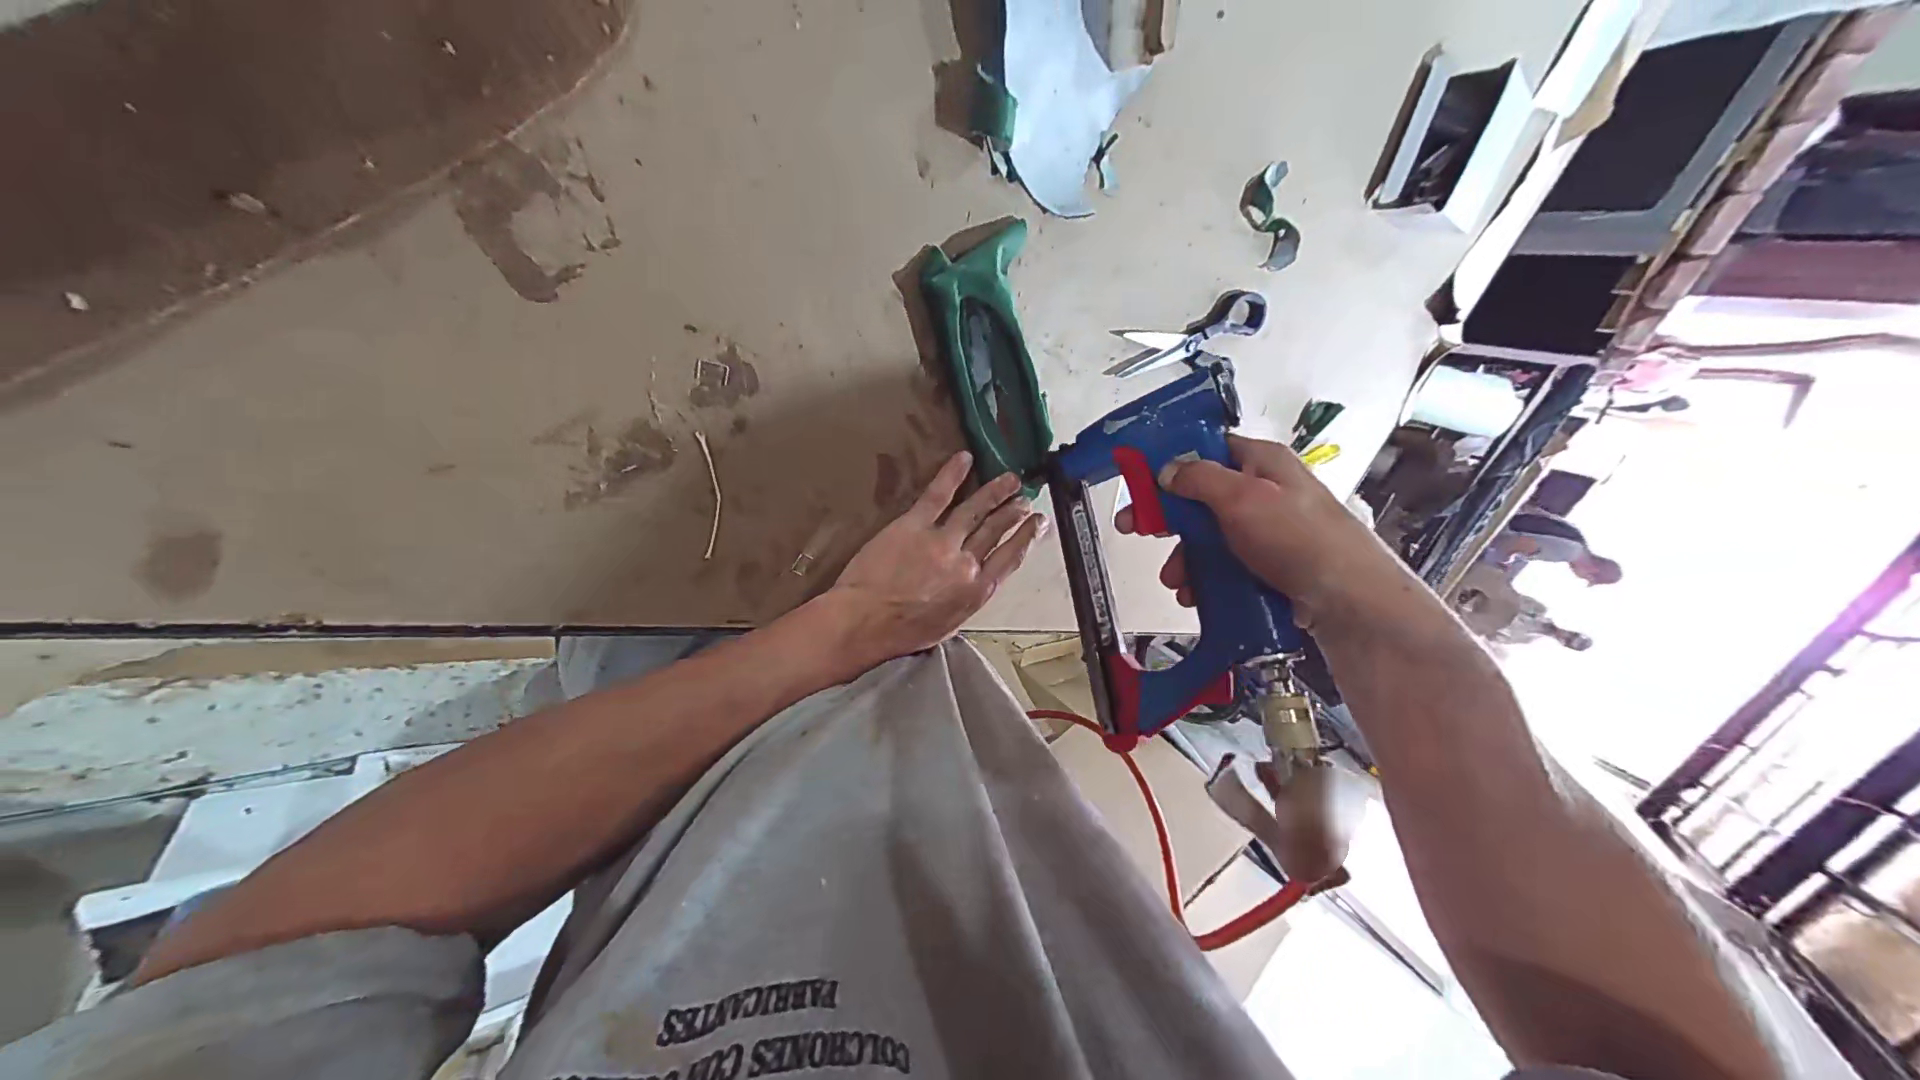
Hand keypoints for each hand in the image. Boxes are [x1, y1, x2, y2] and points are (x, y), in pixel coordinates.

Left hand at [824, 452, 1046, 668]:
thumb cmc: (900, 632)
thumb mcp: (946, 625)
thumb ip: (965, 600)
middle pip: (996, 530)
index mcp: (976, 591)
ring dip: (995, 492)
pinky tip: (966, 458)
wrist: (865, 622)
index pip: (1011, 557)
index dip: (1027, 537)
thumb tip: (971, 586)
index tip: (1038, 523)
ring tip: (1010, 479)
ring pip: (976, 510)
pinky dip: (953, 474)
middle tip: (1024, 498)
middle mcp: (966, 563)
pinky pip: (938, 494)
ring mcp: (942, 541)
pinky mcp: (914, 525)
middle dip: (1013, 512)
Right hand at [1115, 435, 1414, 631]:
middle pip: (1199, 497)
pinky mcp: (1266, 564)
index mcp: (1261, 463)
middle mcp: (1262, 492)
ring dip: (1184, 557)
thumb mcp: (1243, 498)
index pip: (1205, 450)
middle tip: (1136, 529)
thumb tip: (1168, 470)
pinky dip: (1203, 578)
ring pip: (1207, 536)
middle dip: (1168, 519)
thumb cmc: (1301, 540)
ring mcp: (1265, 530)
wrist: (1348, 602)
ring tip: (1176, 580)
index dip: (1169, 464)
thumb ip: (1199, 479)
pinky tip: (1195, 594)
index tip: (1140, 483)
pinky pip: (1222, 565)